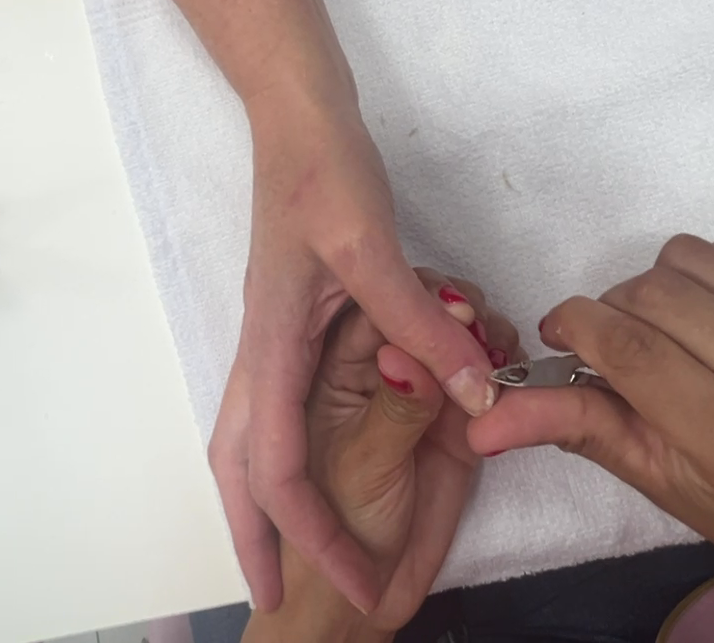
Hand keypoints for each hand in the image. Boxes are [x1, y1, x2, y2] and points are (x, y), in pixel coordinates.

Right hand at [212, 101, 495, 611]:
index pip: (278, 464)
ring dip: (267, 495)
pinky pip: (281, 395)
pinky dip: (289, 441)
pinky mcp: (291, 309)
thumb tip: (476, 395)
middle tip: (281, 594)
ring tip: (297, 540)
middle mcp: (262, 346)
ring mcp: (272, 328)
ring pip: (252, 431)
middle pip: (237, 461)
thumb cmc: (323, 175)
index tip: (357, 586)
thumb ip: (419, 322)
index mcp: (272, 342)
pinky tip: (323, 444)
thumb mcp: (371, 248)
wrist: (296, 119)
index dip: (312, 534)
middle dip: (255, 535)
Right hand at [467, 235, 713, 578]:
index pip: (636, 353)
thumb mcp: (646, 474)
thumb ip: (567, 427)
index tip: (559, 329)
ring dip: (659, 287)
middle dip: (617, 307)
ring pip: (693, 259)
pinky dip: (707, 277)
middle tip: (621, 340)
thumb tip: (481, 419)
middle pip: (660, 296)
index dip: (579, 324)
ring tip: (672, 330)